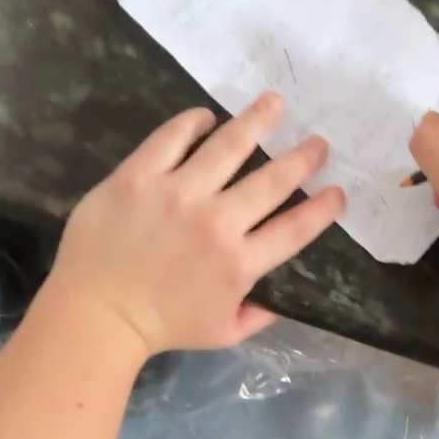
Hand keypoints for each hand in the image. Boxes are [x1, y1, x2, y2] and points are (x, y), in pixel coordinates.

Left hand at [44, 94, 345, 358]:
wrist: (100, 313)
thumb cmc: (164, 328)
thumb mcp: (222, 334)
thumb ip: (257, 316)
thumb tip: (278, 300)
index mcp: (240, 264)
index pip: (294, 229)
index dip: (322, 209)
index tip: (338, 192)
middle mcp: (217, 222)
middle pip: (271, 181)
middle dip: (302, 158)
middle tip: (318, 143)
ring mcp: (178, 194)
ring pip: (228, 146)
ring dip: (257, 121)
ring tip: (275, 104)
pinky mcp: (140, 175)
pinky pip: (172, 138)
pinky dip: (193, 123)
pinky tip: (206, 118)